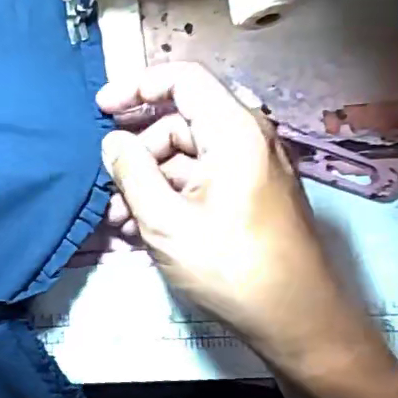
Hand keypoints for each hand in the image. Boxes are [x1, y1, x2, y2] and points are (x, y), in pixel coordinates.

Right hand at [96, 62, 387, 376]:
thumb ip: (131, 173)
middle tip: (109, 194)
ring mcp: (254, 169)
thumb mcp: (165, 222)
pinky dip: (173, 198)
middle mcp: (249, 139)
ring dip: (150, 185)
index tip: (101, 110)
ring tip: (122, 224)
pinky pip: (205, 182)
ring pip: (188, 159)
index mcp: (235, 130)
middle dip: (138, 156)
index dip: (136, 87)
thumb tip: (112, 142)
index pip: (182, 79)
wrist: (296, 319)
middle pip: (180, 124)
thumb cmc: (231, 267)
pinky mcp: (253, 197)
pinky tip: (147, 233)